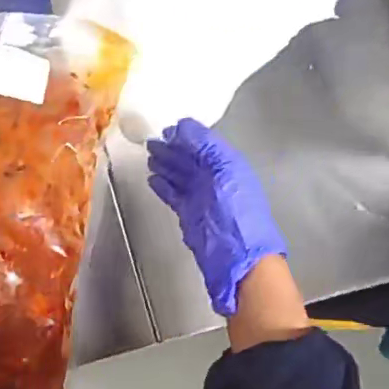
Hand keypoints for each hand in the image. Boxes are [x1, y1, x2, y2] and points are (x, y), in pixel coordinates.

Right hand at [145, 118, 288, 316]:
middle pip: (191, 159)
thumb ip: (206, 148)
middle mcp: (216, 180)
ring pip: (181, 177)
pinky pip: (175, 196)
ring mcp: (202, 199)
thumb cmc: (235, 217)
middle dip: (173, 149)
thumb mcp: (225, 174)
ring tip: (150, 157)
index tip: (166, 128)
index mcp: (228, 166)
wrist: (238, 262)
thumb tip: (183, 127)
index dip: (187, 135)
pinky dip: (164, 187)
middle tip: (152, 141)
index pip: (204, 144)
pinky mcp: (191, 217)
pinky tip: (153, 180)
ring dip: (166, 166)